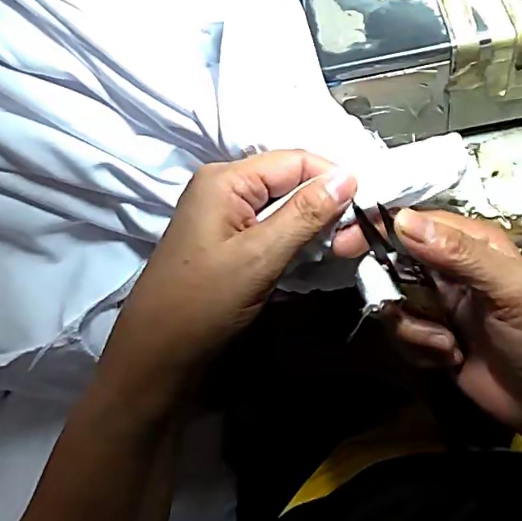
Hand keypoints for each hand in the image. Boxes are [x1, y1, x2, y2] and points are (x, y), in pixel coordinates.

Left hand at [100, 151, 356, 394]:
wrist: (154, 360)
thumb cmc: (202, 305)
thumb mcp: (260, 256)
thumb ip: (306, 213)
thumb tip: (350, 175)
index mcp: (226, 179)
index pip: (296, 160)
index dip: (335, 179)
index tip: (367, 210)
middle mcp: (225, 186)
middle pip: (293, 180)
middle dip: (328, 205)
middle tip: (357, 240)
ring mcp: (226, 213)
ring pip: (287, 205)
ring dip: (317, 225)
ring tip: (343, 250)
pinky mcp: (231, 238)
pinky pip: (275, 225)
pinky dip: (299, 238)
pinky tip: (319, 255)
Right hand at [379, 210, 521, 438]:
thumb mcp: (510, 289)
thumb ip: (460, 253)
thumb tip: (404, 220)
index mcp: (472, 243)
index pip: (416, 221)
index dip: (380, 228)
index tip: (347, 243)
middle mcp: (450, 266)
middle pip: (394, 261)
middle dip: (391, 288)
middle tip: (392, 306)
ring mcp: (439, 302)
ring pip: (392, 301)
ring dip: (412, 328)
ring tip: (447, 345)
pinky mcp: (431, 336)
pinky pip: (400, 334)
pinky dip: (419, 349)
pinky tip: (449, 359)